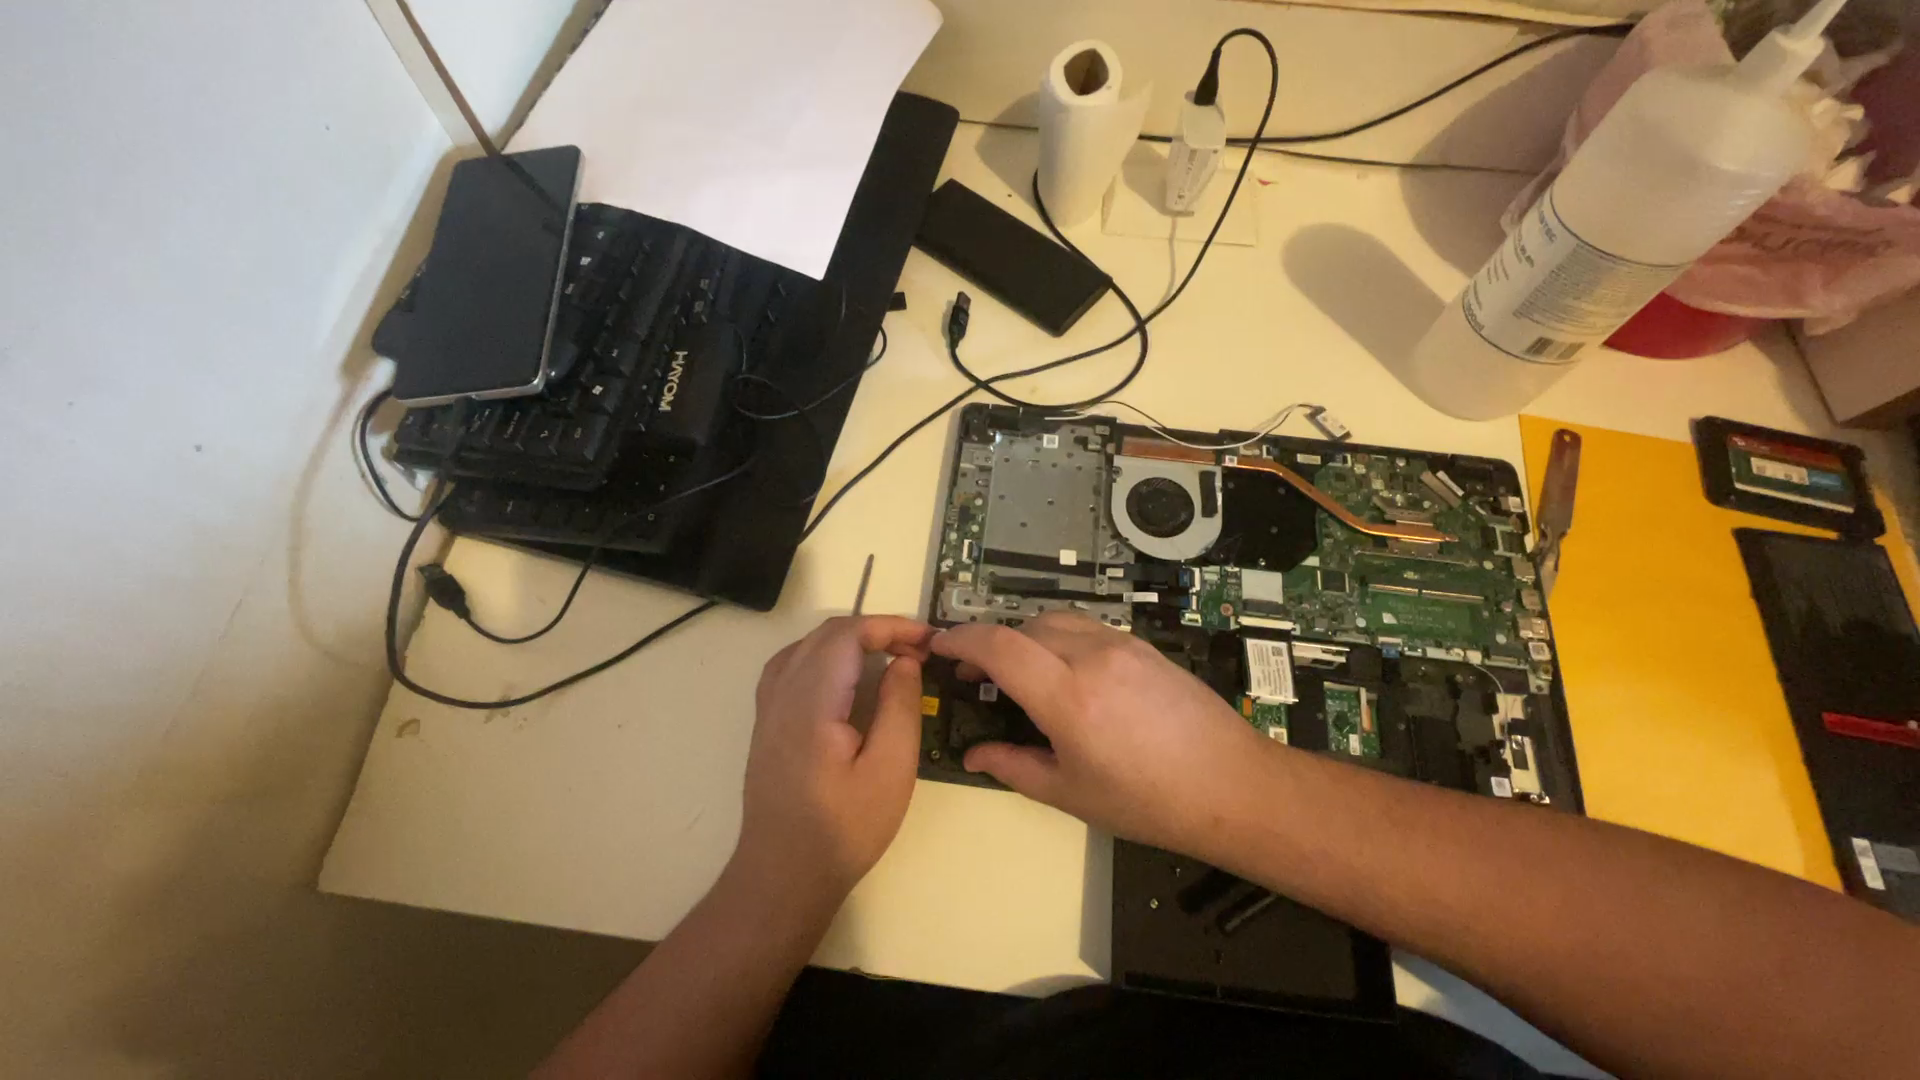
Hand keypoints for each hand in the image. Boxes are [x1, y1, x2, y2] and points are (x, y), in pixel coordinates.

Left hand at [734, 615, 935, 906]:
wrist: (783, 875)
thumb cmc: (844, 829)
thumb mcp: (891, 771)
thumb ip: (899, 707)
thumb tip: (904, 661)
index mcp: (812, 702)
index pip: (847, 635)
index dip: (890, 626)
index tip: (927, 641)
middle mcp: (782, 695)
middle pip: (826, 634)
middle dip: (874, 631)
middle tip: (917, 652)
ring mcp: (768, 708)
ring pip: (806, 646)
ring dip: (849, 641)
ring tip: (887, 658)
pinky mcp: (766, 724)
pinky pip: (791, 666)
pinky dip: (824, 656)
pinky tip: (845, 677)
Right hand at [932, 613, 1266, 855]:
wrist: (1232, 785)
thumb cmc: (1149, 802)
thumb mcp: (1072, 794)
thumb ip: (1014, 768)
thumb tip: (974, 755)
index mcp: (1069, 699)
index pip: (999, 647)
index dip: (960, 640)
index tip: (938, 646)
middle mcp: (1093, 658)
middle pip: (1023, 628)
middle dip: (989, 643)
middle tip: (973, 673)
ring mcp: (1123, 646)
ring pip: (1055, 620)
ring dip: (1024, 636)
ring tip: (1016, 670)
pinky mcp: (1144, 646)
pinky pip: (1087, 627)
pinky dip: (1059, 638)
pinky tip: (1062, 670)